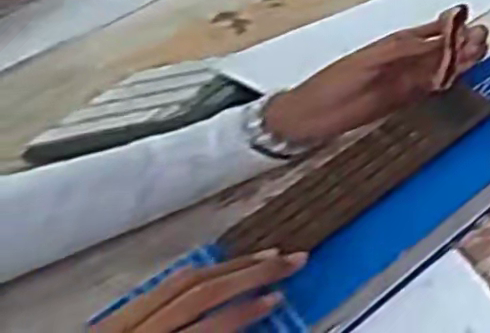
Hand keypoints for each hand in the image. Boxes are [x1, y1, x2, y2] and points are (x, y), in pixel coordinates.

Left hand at [91, 251, 304, 331]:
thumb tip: (245, 325)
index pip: (205, 326)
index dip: (246, 311)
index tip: (280, 298)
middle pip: (199, 293)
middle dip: (253, 275)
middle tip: (296, 260)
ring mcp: (110, 328)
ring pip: (180, 283)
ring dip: (233, 266)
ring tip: (270, 256)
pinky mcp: (101, 326)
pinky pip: (156, 289)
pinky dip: (197, 274)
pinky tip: (222, 269)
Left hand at [260, 8, 487, 146]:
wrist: (308, 118)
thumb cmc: (335, 81)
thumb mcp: (373, 58)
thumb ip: (410, 48)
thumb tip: (446, 37)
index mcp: (407, 39)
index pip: (444, 26)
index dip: (461, 25)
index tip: (469, 30)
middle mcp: (417, 55)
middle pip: (454, 43)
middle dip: (469, 41)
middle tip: (474, 46)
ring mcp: (416, 75)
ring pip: (452, 62)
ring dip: (466, 58)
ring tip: (471, 58)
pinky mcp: (413, 95)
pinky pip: (441, 83)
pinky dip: (453, 78)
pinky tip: (460, 74)